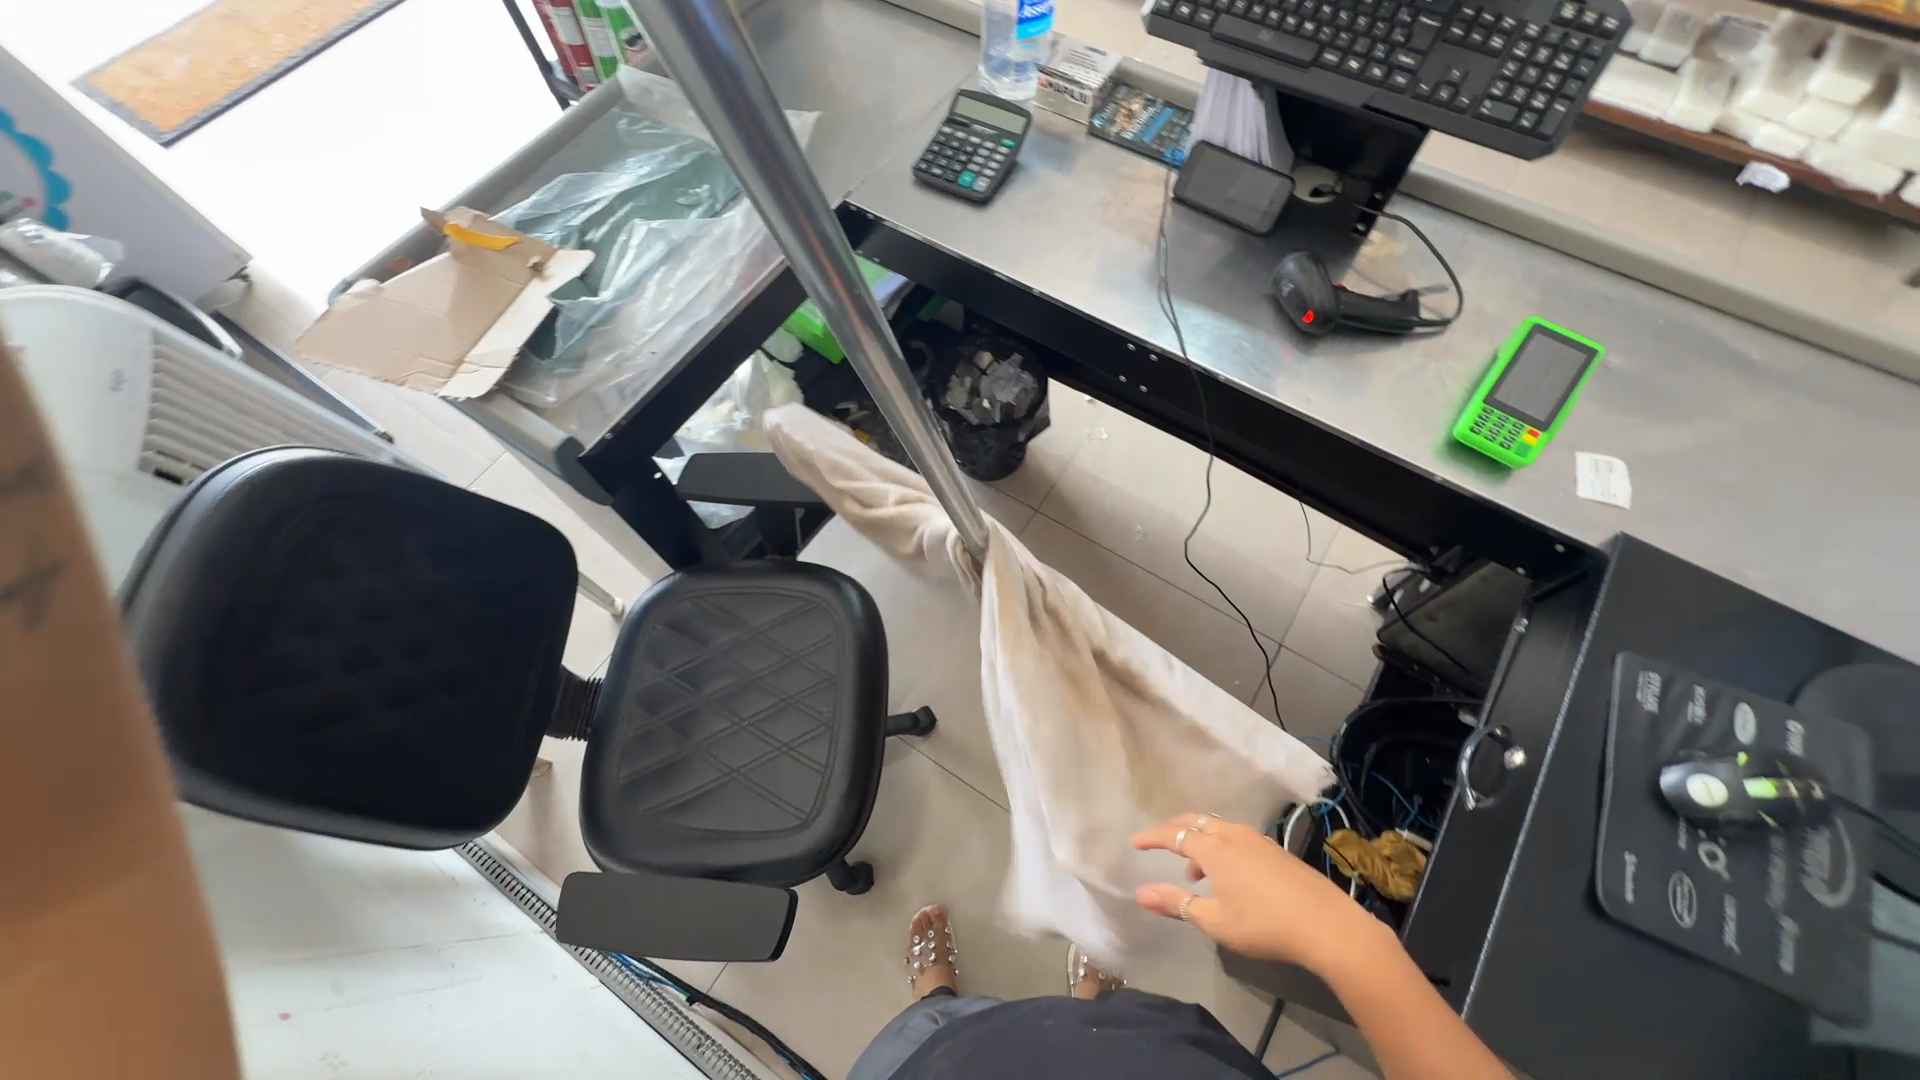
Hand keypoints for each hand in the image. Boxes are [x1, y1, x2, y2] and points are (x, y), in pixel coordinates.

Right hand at [1132, 812, 1390, 975]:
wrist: (1328, 926)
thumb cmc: (1264, 925)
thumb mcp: (1215, 921)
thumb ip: (1176, 903)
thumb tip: (1140, 892)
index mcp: (1214, 849)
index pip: (1174, 834)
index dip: (1152, 838)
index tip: (1134, 842)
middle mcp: (1233, 835)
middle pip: (1196, 821)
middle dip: (1173, 829)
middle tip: (1158, 842)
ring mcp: (1258, 840)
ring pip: (1218, 828)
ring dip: (1199, 841)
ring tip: (1193, 873)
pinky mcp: (1276, 851)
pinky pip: (1236, 837)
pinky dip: (1220, 847)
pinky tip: (1227, 876)